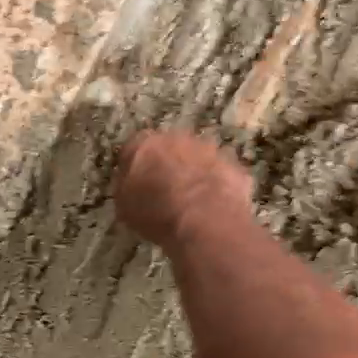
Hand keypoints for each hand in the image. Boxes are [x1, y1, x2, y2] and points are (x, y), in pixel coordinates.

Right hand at [113, 131, 255, 250]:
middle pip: (169, 149)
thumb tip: (129, 182)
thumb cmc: (155, 212)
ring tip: (189, 203)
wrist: (203, 219)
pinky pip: (220, 175)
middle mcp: (178, 138)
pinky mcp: (234, 166)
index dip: (133, 168)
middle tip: (162, 193)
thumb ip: (125, 187)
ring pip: (197, 159)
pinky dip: (215, 187)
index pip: (133, 149)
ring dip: (193, 174)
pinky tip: (211, 209)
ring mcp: (210, 149)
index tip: (134, 186)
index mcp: (145, 144)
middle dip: (166, 166)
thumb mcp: (124, 206)